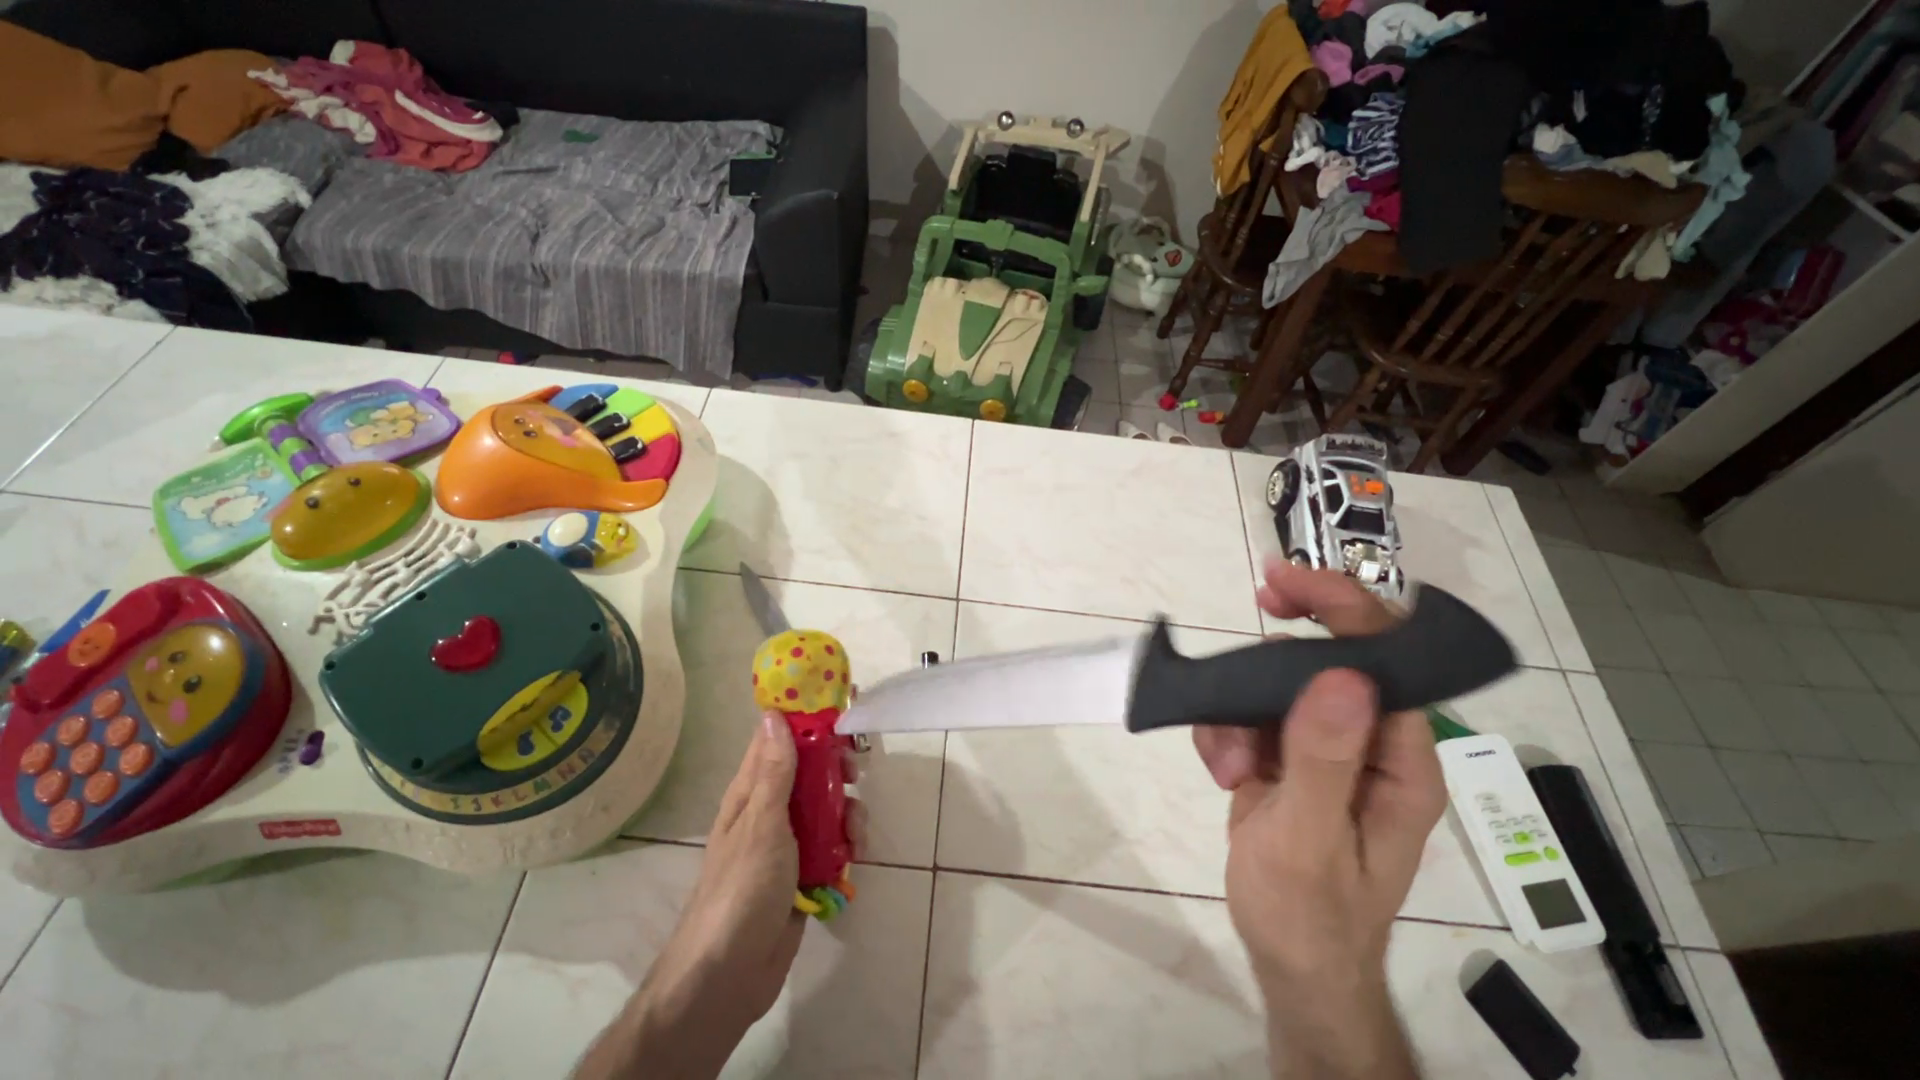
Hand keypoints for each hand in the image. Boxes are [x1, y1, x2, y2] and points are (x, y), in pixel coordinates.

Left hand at [575, 713, 863, 1079]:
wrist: (728, 974)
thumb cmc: (741, 891)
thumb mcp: (761, 825)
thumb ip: (774, 772)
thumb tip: (774, 713)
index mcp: (750, 793)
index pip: (777, 738)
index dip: (807, 717)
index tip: (844, 703)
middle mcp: (768, 812)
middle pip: (808, 772)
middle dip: (836, 768)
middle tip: (856, 772)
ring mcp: (785, 846)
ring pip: (824, 810)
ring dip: (846, 813)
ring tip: (856, 832)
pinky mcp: (801, 877)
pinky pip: (830, 848)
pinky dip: (845, 848)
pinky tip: (852, 861)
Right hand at [1195, 559, 1445, 1078]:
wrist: (1290, 966)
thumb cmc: (1308, 915)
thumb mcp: (1309, 840)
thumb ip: (1323, 757)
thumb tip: (1340, 673)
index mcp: (1401, 760)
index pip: (1386, 659)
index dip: (1343, 608)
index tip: (1283, 581)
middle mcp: (1373, 746)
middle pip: (1330, 661)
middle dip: (1276, 658)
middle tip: (1249, 618)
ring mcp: (1329, 753)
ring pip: (1280, 688)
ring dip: (1240, 711)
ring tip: (1227, 765)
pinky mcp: (1292, 763)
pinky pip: (1254, 718)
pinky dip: (1227, 733)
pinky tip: (1222, 773)